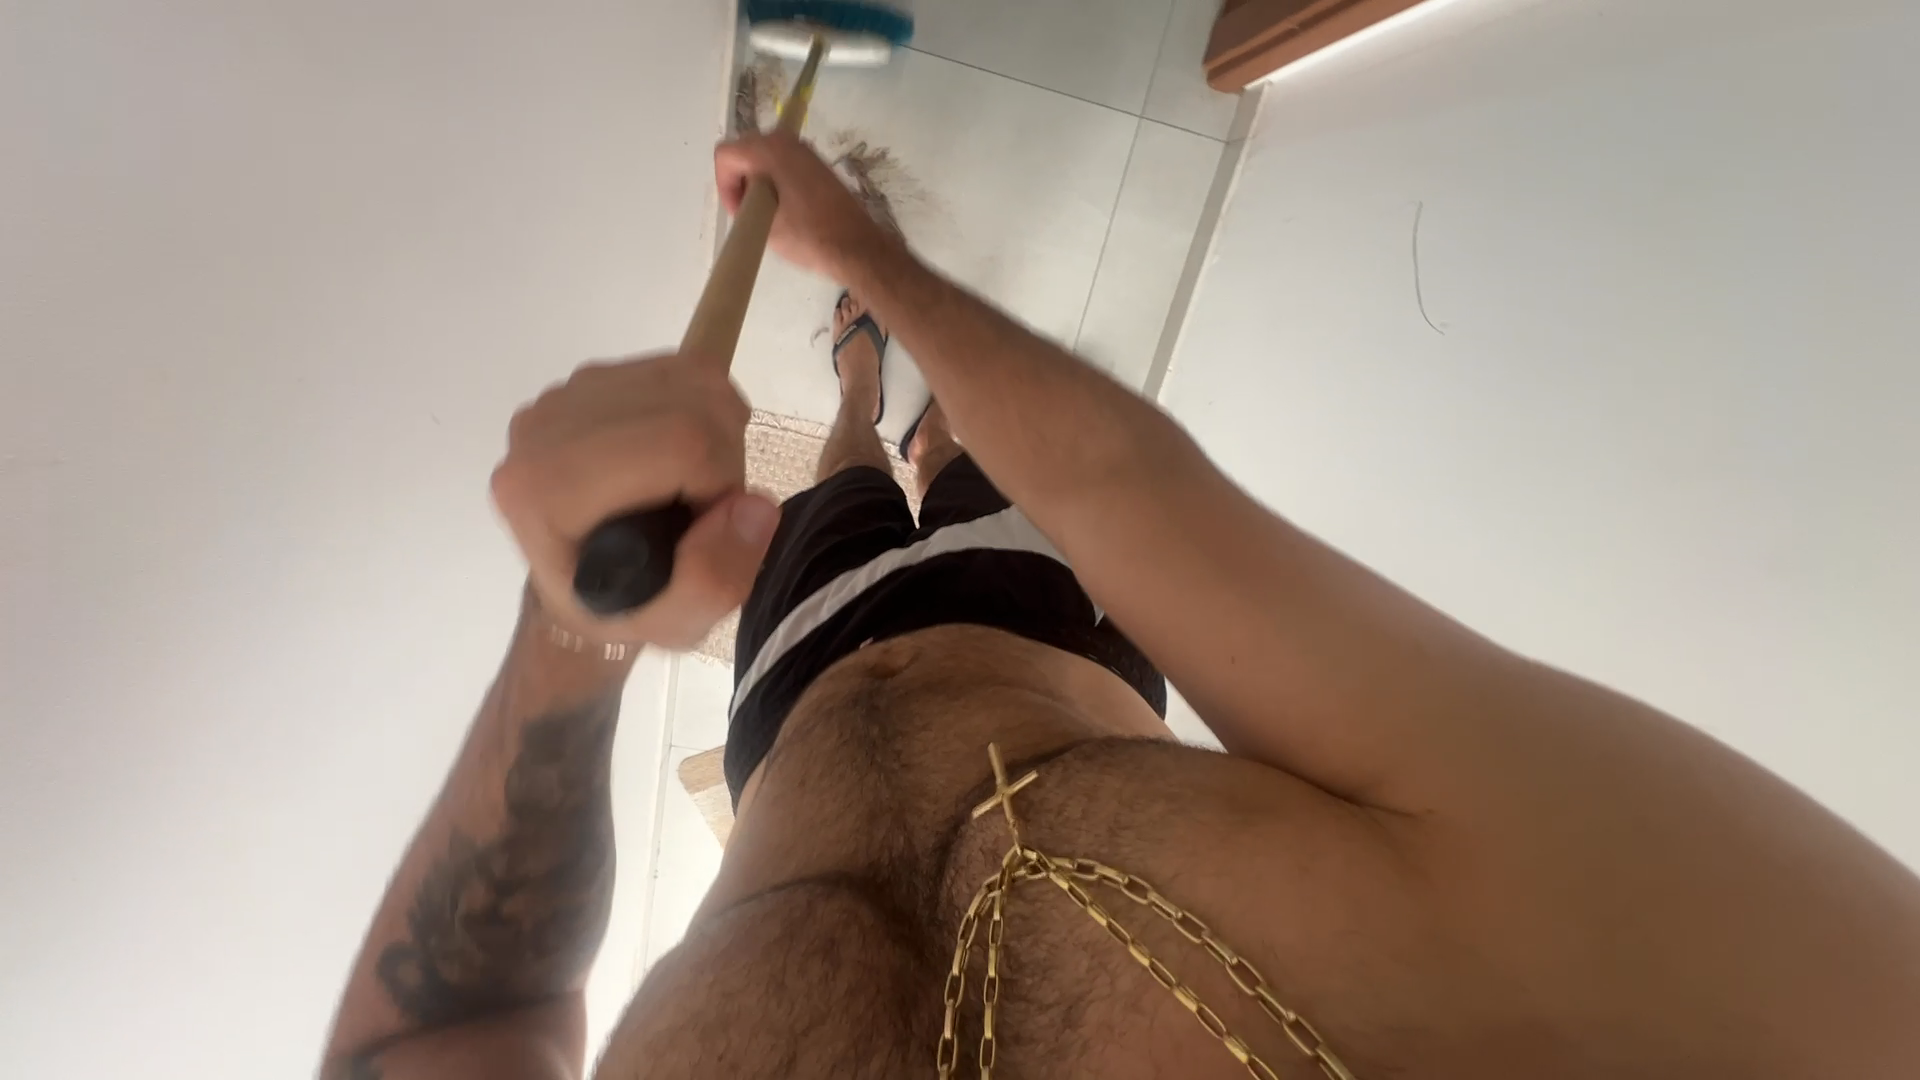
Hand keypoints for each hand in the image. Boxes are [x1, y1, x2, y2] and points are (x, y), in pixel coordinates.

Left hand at [491, 353, 779, 650]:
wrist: (583, 579)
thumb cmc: (627, 607)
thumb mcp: (675, 624)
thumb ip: (716, 580)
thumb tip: (756, 506)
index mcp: (547, 488)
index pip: (679, 443)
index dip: (722, 484)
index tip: (709, 527)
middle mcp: (544, 428)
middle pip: (690, 404)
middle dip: (727, 457)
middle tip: (711, 508)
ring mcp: (566, 395)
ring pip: (693, 380)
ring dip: (722, 433)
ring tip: (696, 484)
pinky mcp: (592, 378)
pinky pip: (684, 371)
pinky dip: (709, 411)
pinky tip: (685, 455)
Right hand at [714, 132, 902, 279]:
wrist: (856, 247)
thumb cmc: (808, 237)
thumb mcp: (765, 225)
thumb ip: (743, 207)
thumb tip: (742, 203)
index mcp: (769, 149)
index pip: (726, 155)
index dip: (724, 185)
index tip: (737, 213)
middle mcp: (786, 141)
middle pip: (745, 152)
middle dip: (741, 182)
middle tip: (748, 214)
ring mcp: (806, 152)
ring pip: (766, 160)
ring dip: (759, 184)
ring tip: (766, 216)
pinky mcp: (819, 166)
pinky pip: (786, 167)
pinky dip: (778, 184)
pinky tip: (786, 212)